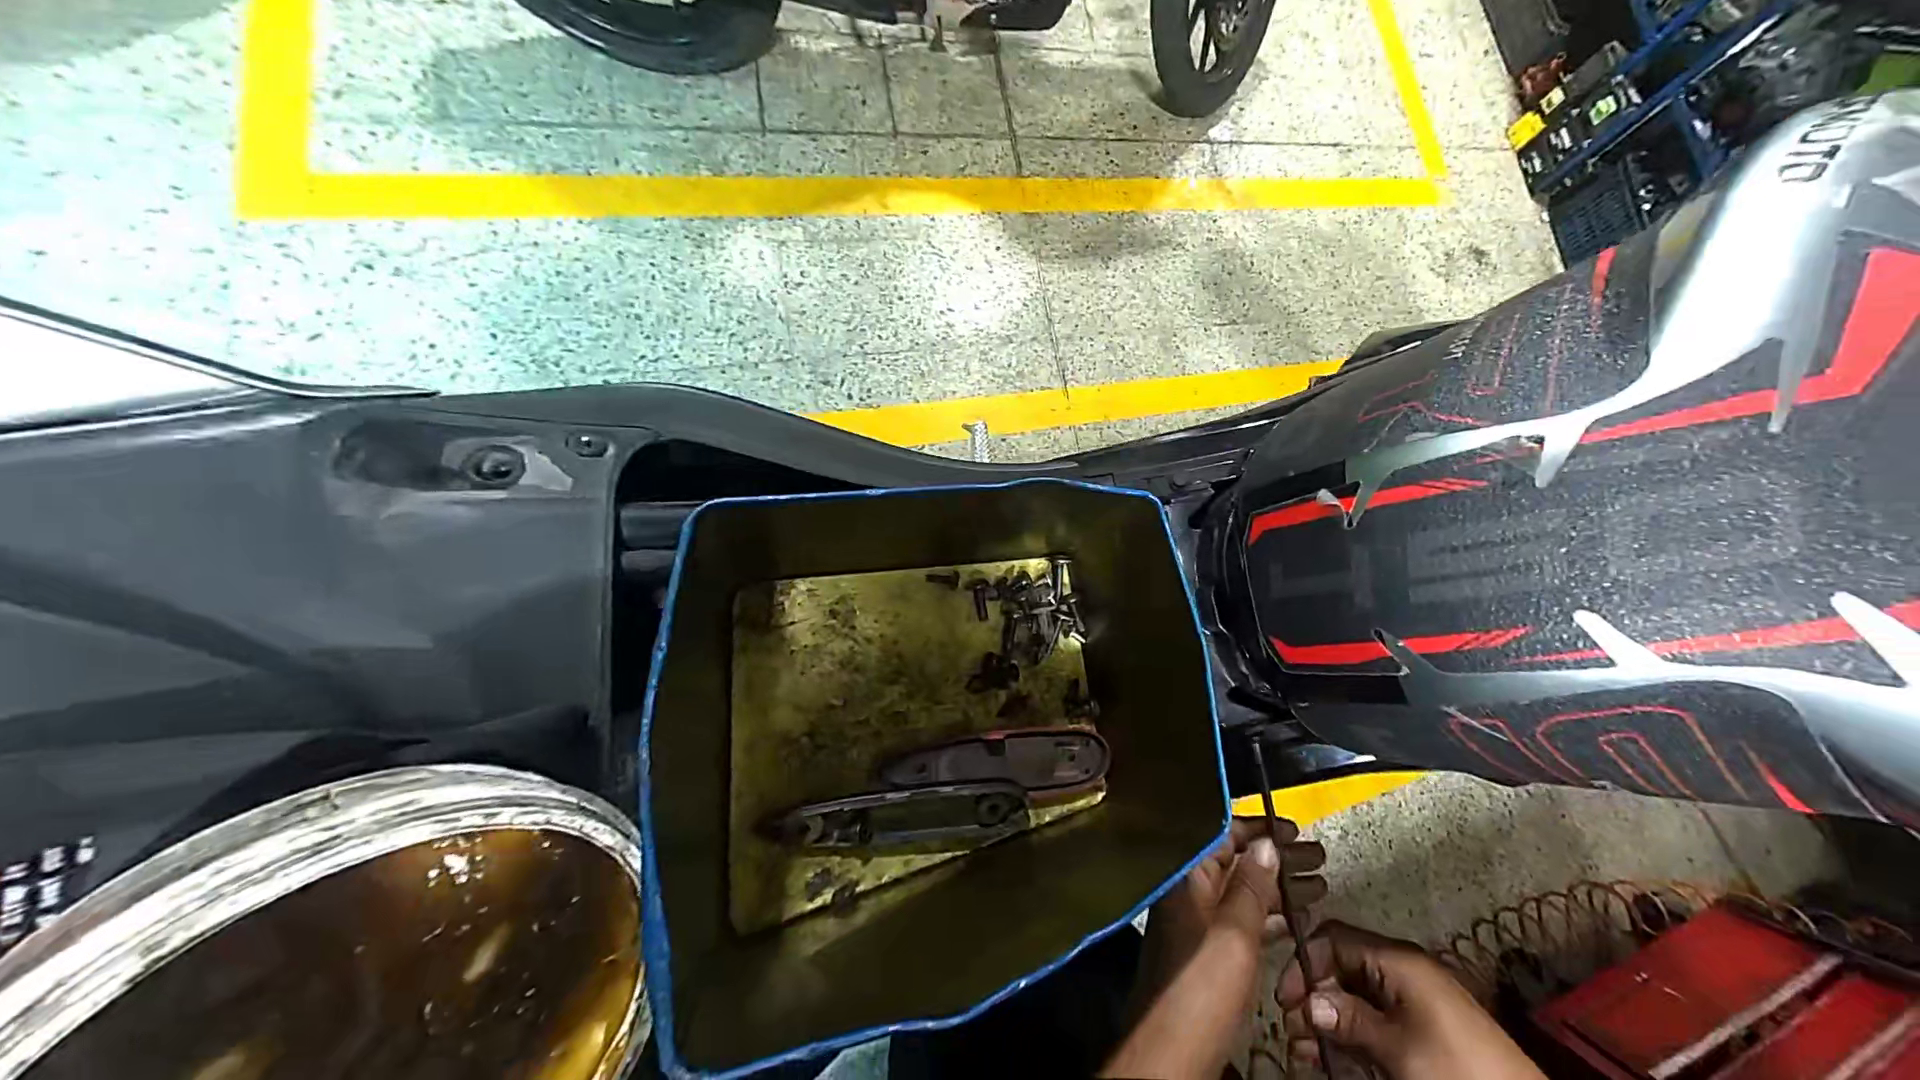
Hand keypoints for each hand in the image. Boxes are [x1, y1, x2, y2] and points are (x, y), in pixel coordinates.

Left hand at [1100, 819, 1325, 1078]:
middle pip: (1233, 861)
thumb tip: (1265, 845)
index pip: (1221, 836)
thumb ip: (1250, 887)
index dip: (1256, 829)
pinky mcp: (1204, 949)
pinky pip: (1239, 919)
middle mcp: (1186, 894)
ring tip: (1315, 885)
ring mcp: (1195, 922)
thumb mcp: (1233, 933)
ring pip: (1240, 891)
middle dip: (1274, 857)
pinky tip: (1293, 921)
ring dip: (1275, 886)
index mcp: (1186, 879)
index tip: (1290, 830)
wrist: (1173, 1048)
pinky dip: (1266, 915)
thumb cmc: (1198, 992)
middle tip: (1314, 857)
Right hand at [1277, 921, 1544, 1079]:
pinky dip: (1348, 1037)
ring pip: (1352, 999)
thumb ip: (1349, 1019)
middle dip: (1311, 997)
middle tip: (1292, 1032)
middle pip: (1339, 968)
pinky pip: (1372, 1021)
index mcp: (1397, 961)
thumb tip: (1309, 1004)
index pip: (1332, 939)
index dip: (1303, 963)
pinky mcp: (1421, 1031)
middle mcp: (1401, 972)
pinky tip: (1330, 1059)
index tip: (1285, 999)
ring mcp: (1412, 1003)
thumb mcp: (1398, 1047)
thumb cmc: (1458, 1072)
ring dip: (1325, 1021)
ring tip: (1304, 1051)